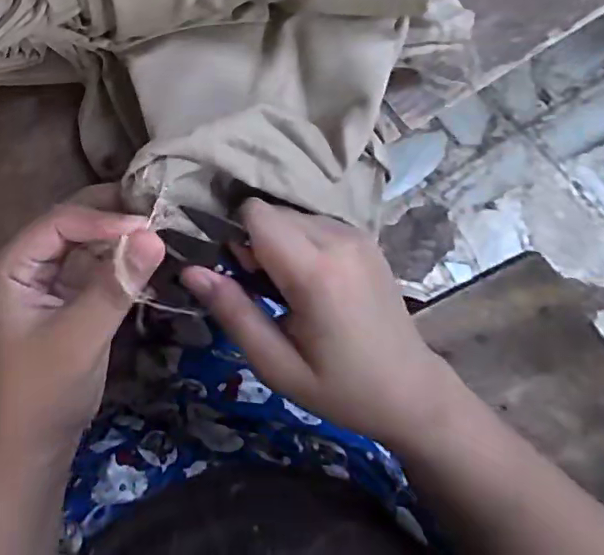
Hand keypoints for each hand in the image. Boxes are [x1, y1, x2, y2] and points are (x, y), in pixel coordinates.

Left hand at [0, 191, 164, 450]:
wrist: (39, 440)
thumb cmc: (46, 389)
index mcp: (15, 259)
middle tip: (162, 210)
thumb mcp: (80, 337)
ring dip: (125, 229)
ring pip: (93, 232)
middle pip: (77, 217)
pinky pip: (104, 255)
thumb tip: (155, 237)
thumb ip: (115, 286)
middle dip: (116, 213)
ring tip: (165, 224)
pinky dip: (127, 251)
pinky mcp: (76, 285)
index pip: (61, 220)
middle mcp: (32, 254)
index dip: (103, 219)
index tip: (146, 227)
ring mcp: (55, 268)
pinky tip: (154, 249)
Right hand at [179, 198, 447, 443]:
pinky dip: (298, 240)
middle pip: (270, 211)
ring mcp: (354, 234)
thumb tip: (190, 270)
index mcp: (315, 270)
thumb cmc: (340, 388)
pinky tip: (310, 279)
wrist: (413, 392)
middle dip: (254, 240)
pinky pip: (311, 220)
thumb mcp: (277, 365)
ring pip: (289, 214)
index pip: (255, 212)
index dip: (235, 235)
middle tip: (261, 287)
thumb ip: (232, 312)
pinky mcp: (363, 236)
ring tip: (288, 287)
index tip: (238, 272)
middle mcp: (337, 239)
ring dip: (276, 240)